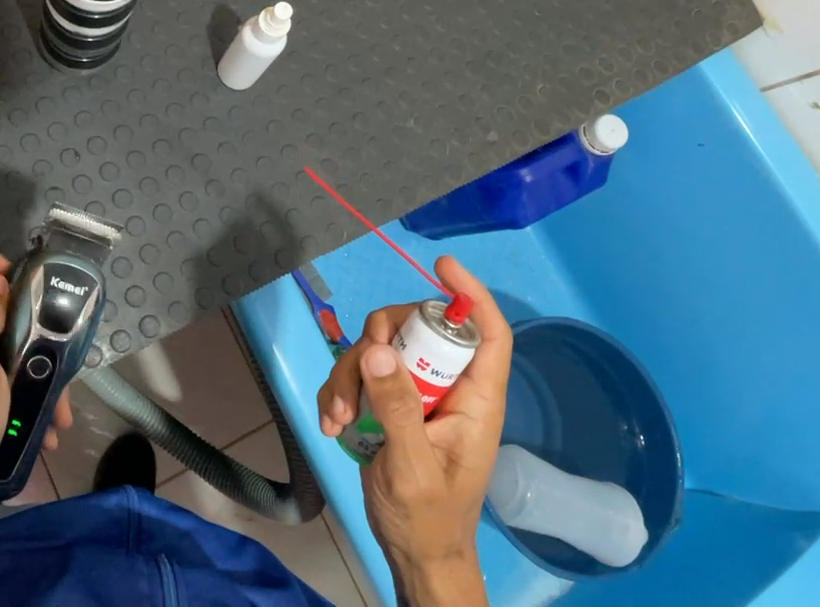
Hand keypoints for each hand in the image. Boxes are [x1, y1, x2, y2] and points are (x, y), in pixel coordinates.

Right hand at [316, 257, 510, 605]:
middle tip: (357, 376)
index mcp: (475, 400)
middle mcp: (446, 387)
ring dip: (348, 376)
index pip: (487, 334)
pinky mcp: (386, 403)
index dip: (471, 295)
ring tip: (339, 418)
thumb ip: (397, 407)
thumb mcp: (412, 467)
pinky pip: (357, 375)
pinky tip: (332, 424)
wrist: (412, 553)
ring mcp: (413, 393)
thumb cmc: (429, 518)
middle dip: (376, 343)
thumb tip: (377, 345)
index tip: (442, 266)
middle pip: (414, 329)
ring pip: (377, 349)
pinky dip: (338, 393)